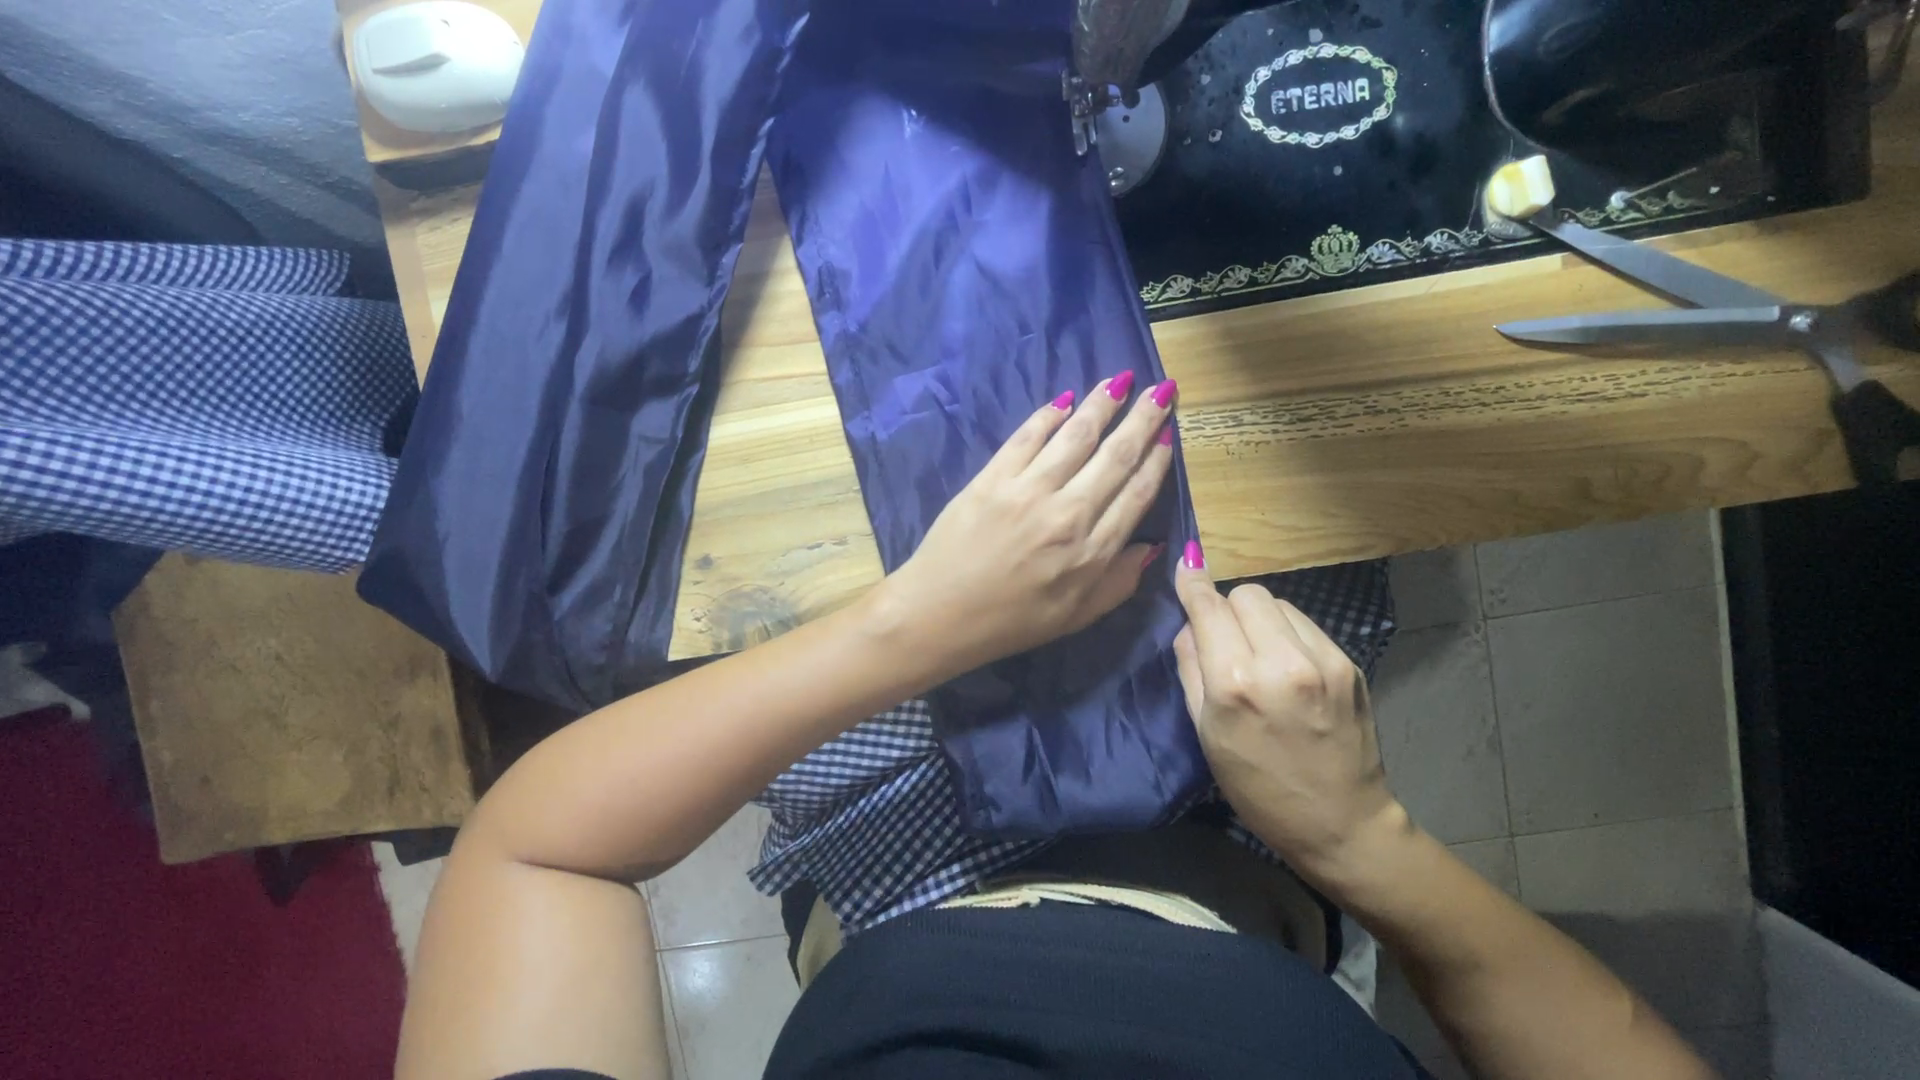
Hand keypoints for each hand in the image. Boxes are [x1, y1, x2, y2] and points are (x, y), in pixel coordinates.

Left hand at [873, 371, 1176, 676]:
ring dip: (1102, 404)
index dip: (1156, 461)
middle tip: (1161, 390)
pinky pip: (1026, 437)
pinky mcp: (991, 479)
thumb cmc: (1010, 622)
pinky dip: (1048, 416)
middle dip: (1143, 420)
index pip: (1136, 494)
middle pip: (1115, 456)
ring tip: (1121, 381)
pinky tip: (1065, 401)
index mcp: (1092, 551)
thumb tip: (1151, 545)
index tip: (1168, 436)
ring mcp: (1027, 491)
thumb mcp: (1076, 617)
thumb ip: (1119, 582)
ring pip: (1075, 436)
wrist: (939, 615)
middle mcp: (1067, 514)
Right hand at [1171, 549, 1402, 877]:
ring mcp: (1322, 660)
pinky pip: (1305, 624)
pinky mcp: (1349, 663)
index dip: (1193, 584)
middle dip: (1228, 608)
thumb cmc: (1258, 788)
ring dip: (1260, 619)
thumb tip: (1189, 623)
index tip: (1185, 565)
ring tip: (1260, 656)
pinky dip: (1287, 634)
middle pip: (1246, 594)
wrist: (1341, 822)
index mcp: (1236, 683)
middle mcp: (1281, 661)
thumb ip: (1191, 668)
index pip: (1209, 607)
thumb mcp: (1205, 734)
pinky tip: (1289, 668)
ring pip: (1278, 603)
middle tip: (1225, 641)